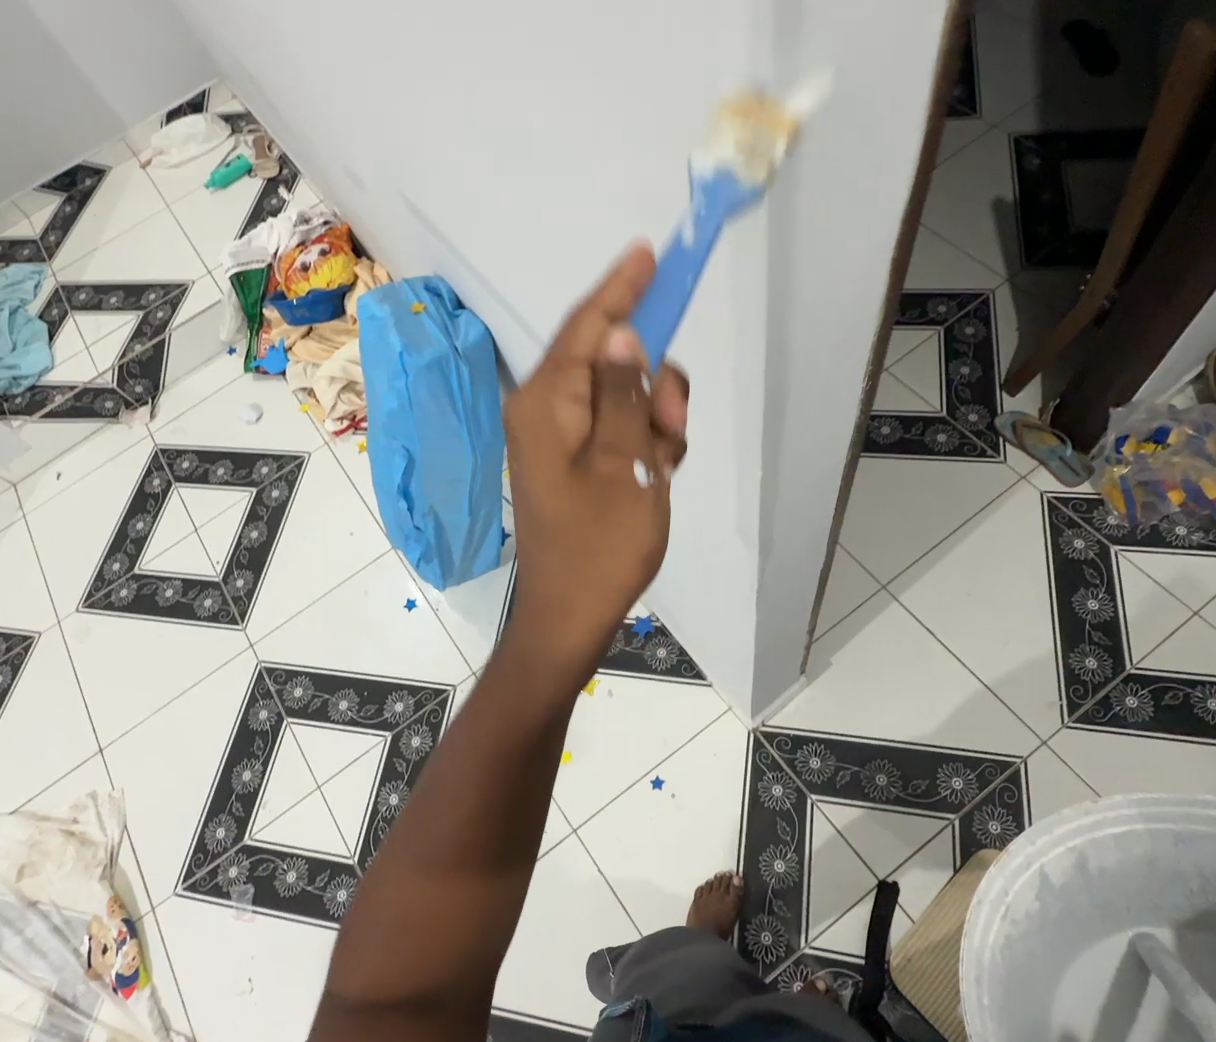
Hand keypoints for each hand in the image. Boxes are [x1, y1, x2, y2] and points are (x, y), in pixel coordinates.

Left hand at [502, 243, 690, 662]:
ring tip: (661, 470)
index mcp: (547, 402)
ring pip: (624, 398)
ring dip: (654, 424)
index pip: (590, 326)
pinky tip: (654, 481)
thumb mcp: (626, 464)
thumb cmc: (600, 545)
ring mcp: (558, 438)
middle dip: (652, 387)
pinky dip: (645, 448)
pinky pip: (618, 432)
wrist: (571, 615)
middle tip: (671, 431)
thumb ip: (626, 394)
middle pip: (613, 362)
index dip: (622, 289)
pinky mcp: (574, 462)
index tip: (649, 251)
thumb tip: (623, 334)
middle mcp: (545, 410)